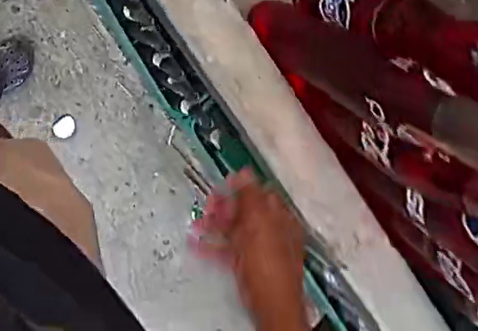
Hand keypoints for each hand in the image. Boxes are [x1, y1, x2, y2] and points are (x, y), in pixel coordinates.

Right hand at [190, 169, 309, 330]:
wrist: (271, 306)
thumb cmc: (272, 267)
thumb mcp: (258, 222)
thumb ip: (250, 195)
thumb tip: (245, 172)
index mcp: (279, 218)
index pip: (259, 191)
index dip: (239, 185)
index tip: (224, 182)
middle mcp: (271, 231)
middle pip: (243, 209)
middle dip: (222, 205)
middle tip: (209, 204)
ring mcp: (259, 248)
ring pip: (232, 227)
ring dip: (213, 223)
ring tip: (199, 222)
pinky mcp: (246, 263)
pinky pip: (227, 246)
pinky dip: (212, 243)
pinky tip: (198, 242)